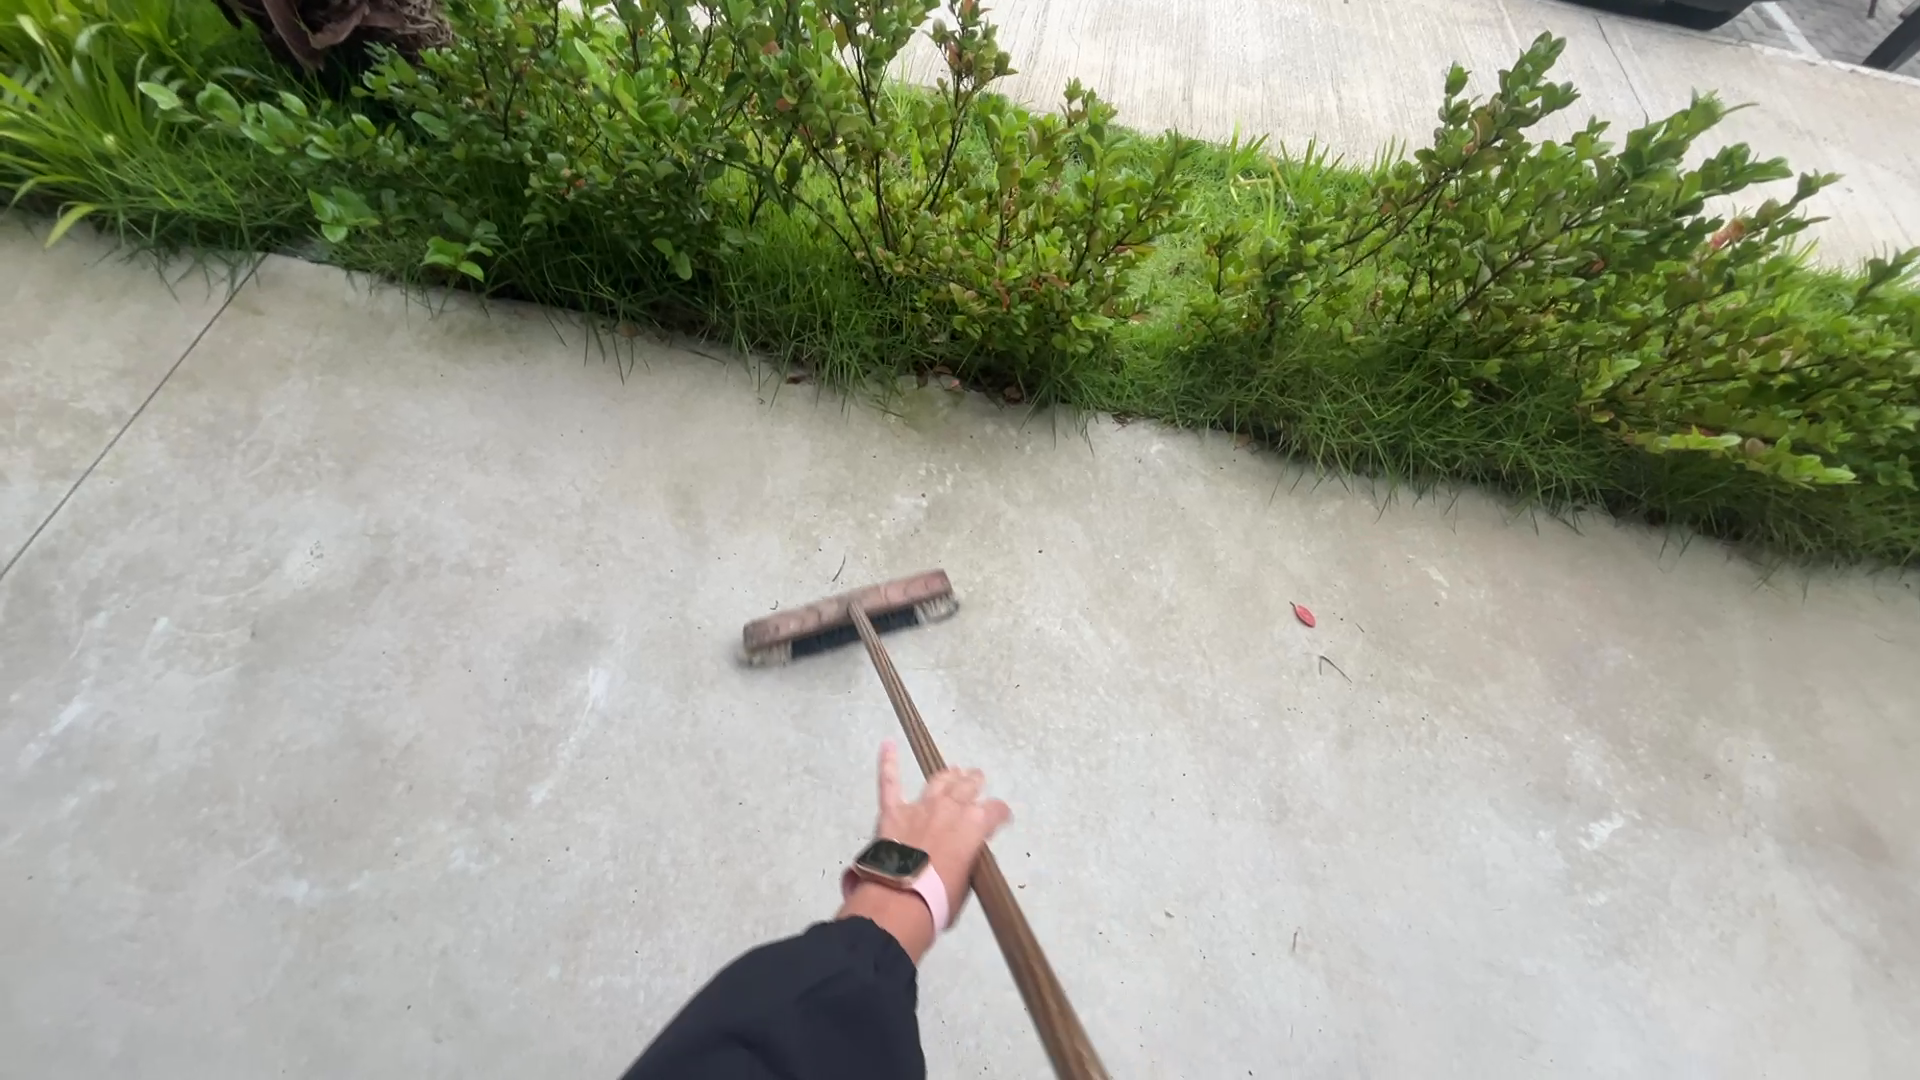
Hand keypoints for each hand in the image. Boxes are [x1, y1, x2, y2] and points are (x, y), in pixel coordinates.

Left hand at [838, 741, 1011, 962]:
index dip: (1001, 813)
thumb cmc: (939, 901)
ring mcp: (920, 806)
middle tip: (977, 779)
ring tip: (954, 771)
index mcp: (974, 825)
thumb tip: (964, 852)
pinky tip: (888, 744)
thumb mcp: (967, 882)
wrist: (900, 902)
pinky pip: (890, 782)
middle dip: (975, 782)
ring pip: (938, 781)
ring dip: (949, 775)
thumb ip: (968, 857)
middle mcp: (950, 808)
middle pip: (967, 787)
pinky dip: (889, 762)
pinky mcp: (893, 811)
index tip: (1002, 816)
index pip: (996, 811)